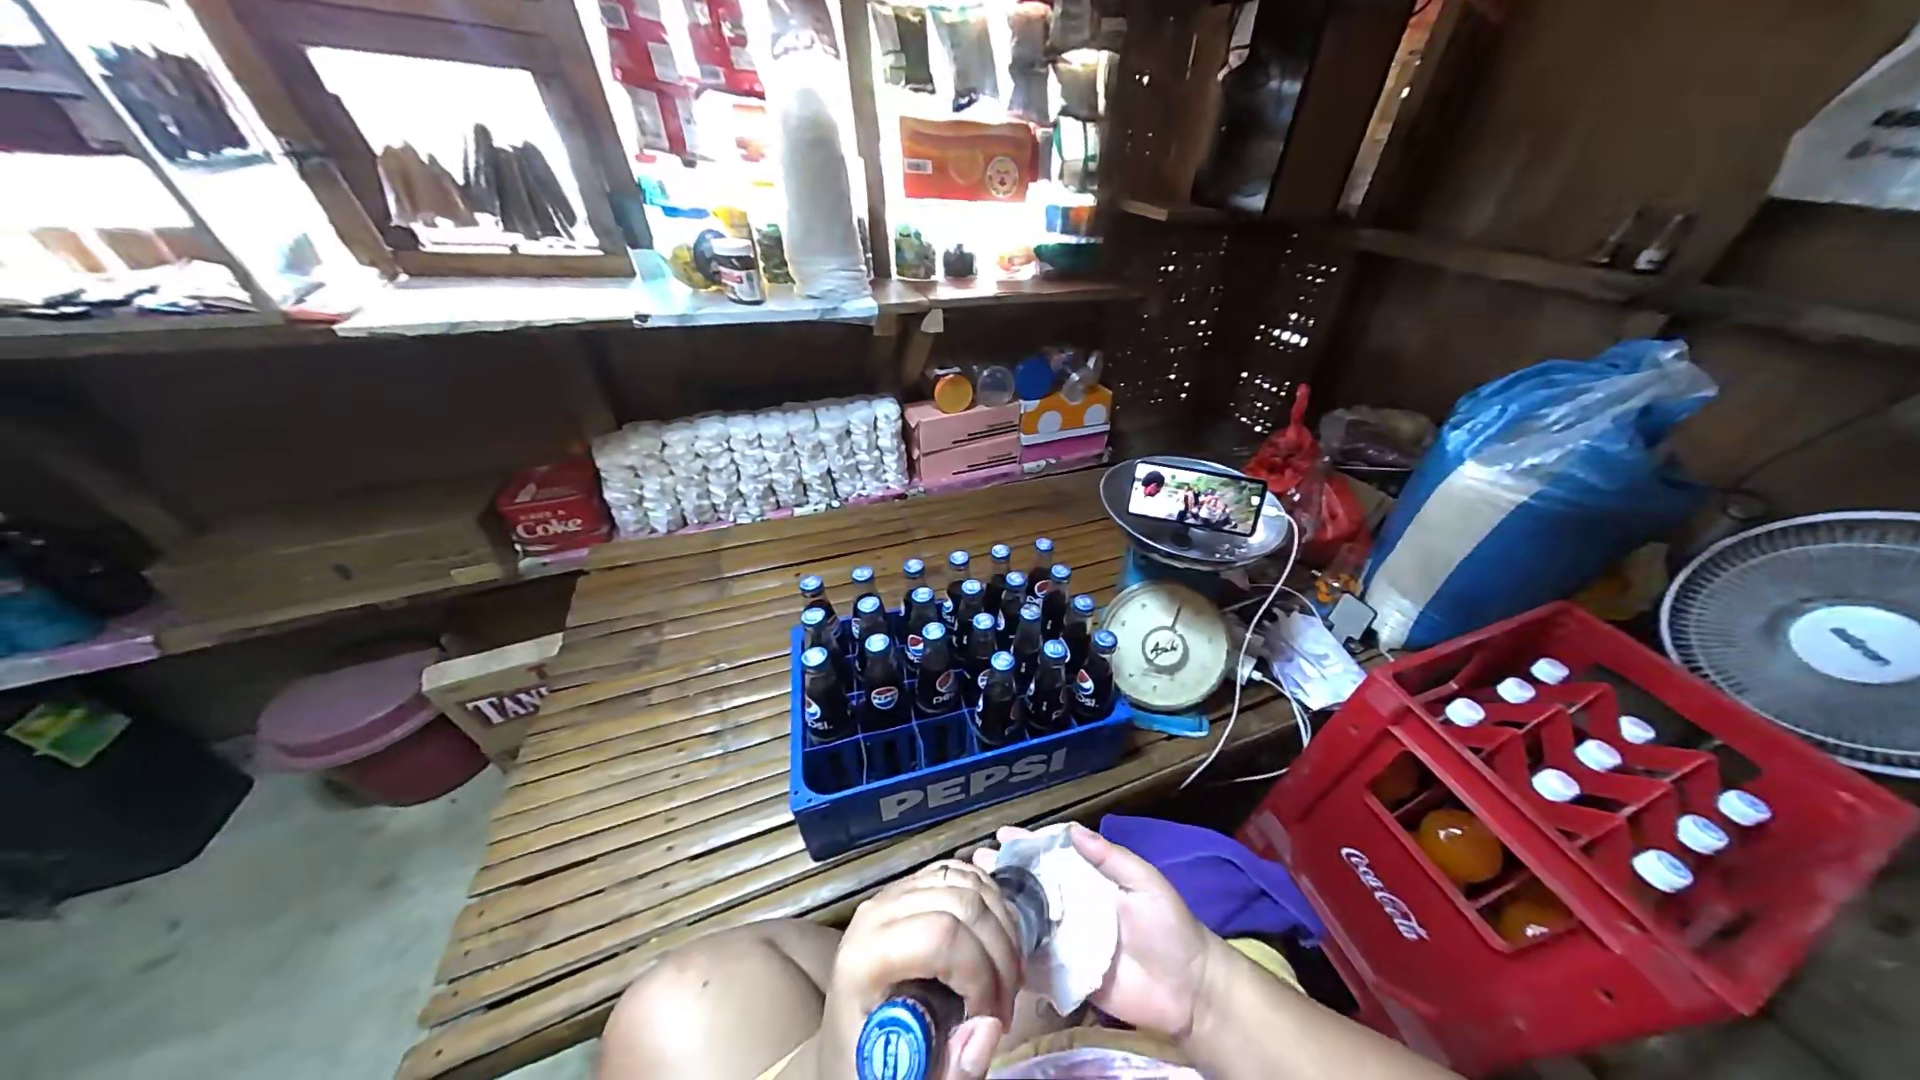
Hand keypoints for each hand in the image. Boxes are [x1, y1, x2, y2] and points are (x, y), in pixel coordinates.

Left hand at [815, 860, 1024, 1079]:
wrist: (848, 1042)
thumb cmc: (874, 1064)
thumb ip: (951, 1069)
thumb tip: (990, 1026)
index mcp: (865, 957)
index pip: (941, 935)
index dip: (980, 972)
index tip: (993, 1019)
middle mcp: (877, 912)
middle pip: (962, 903)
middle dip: (1000, 952)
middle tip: (1008, 1003)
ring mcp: (894, 893)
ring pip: (966, 882)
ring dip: (1002, 926)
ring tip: (1007, 975)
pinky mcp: (910, 886)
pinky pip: (960, 873)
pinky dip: (990, 899)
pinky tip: (997, 938)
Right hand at [974, 823, 1214, 1040]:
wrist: (1188, 991)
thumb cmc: (1169, 928)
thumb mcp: (1144, 883)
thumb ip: (1110, 858)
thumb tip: (1072, 829)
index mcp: (1088, 880)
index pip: (1050, 857)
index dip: (1026, 845)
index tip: (1001, 835)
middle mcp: (1070, 906)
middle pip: (1030, 885)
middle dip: (1003, 872)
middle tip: (975, 862)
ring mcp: (1064, 941)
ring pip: (1025, 920)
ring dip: (1000, 906)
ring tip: (972, 895)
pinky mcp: (1063, 975)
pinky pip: (1031, 961)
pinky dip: (1009, 950)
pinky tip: (986, 940)